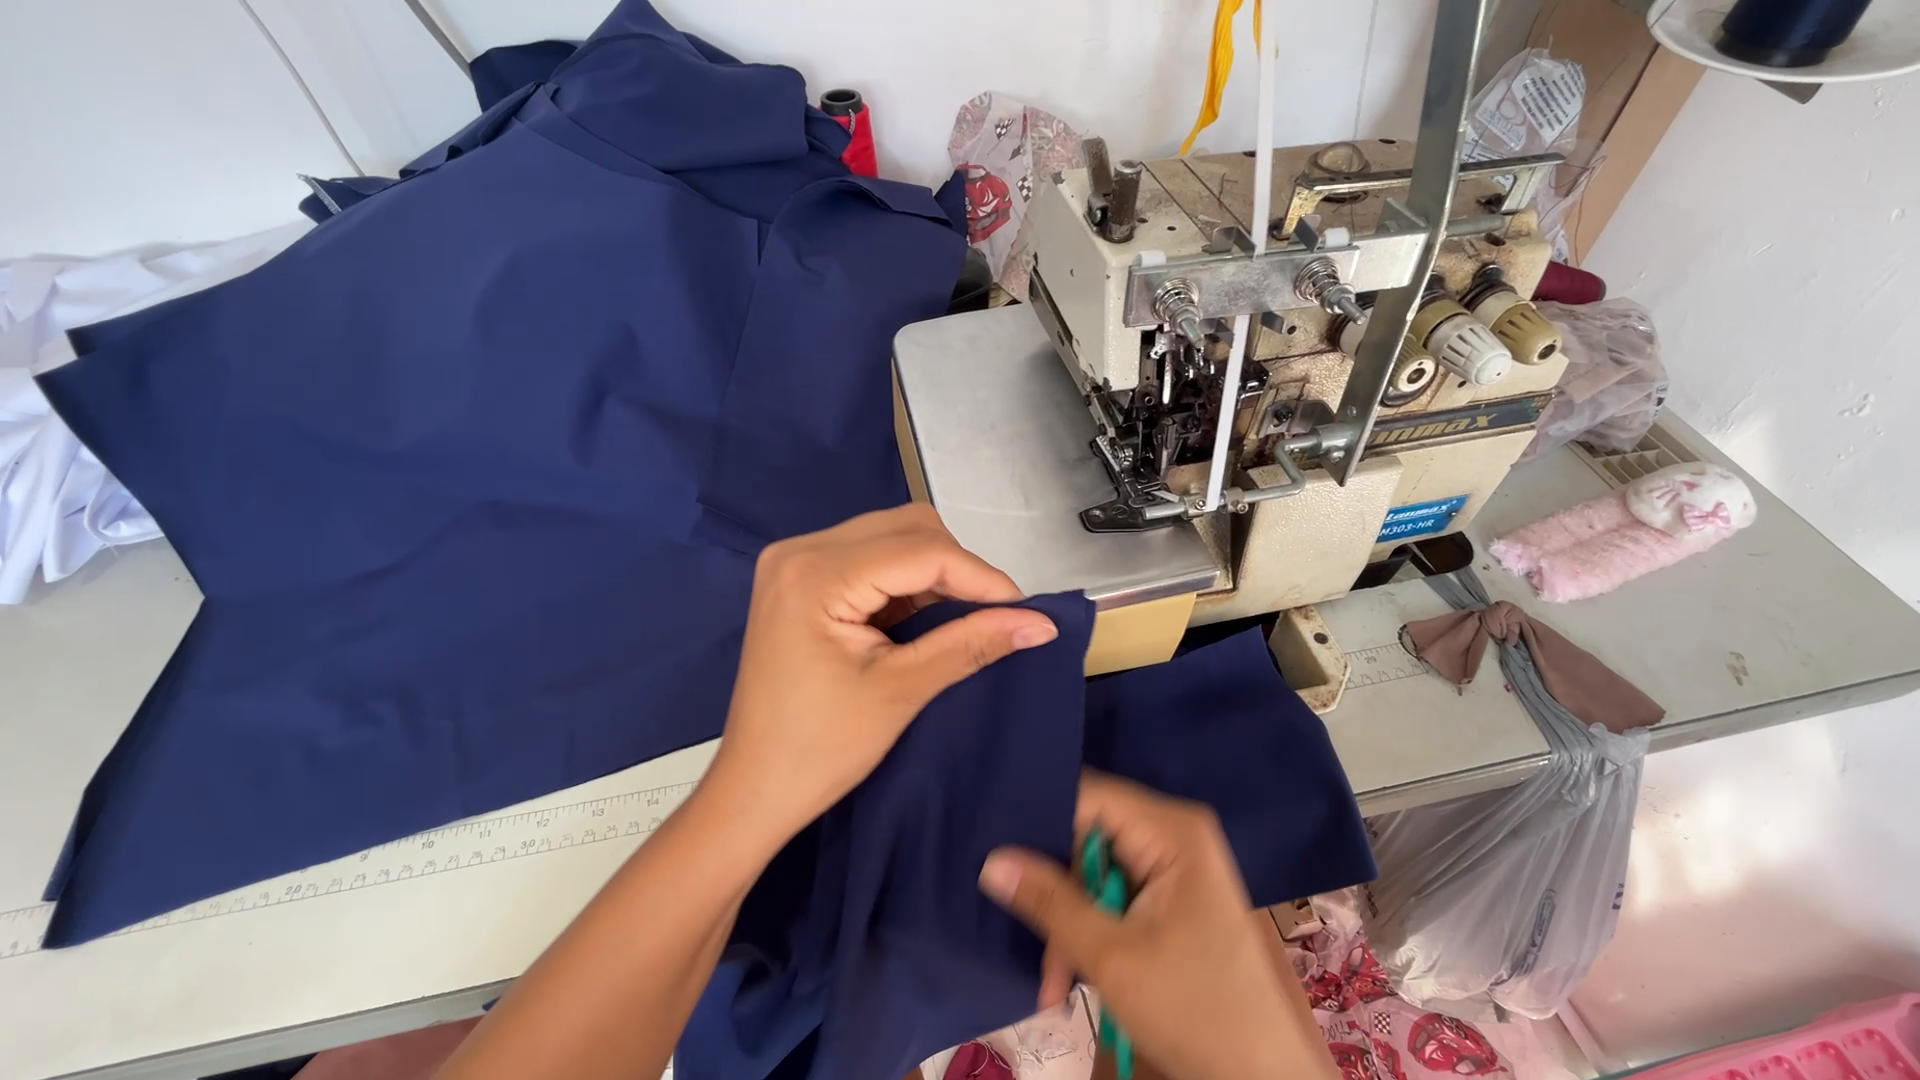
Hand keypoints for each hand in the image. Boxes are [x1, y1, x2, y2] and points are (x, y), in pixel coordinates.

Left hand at [704, 504, 1058, 847]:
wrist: (754, 789)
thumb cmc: (820, 749)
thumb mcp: (902, 690)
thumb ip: (972, 643)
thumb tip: (1041, 623)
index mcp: (815, 573)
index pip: (922, 550)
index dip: (982, 577)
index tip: (1026, 611)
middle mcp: (800, 550)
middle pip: (907, 529)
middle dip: (958, 569)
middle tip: (992, 617)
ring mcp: (795, 562)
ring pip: (892, 539)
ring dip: (934, 575)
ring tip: (961, 623)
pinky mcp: (800, 581)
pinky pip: (870, 560)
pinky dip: (906, 584)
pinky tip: (922, 621)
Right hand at [977, 772, 1326, 1079]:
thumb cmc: (1195, 1009)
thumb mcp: (1110, 956)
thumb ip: (1048, 901)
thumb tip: (991, 859)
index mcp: (1171, 830)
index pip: (1087, 796)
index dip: (1038, 816)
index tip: (992, 846)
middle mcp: (1174, 836)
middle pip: (1086, 837)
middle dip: (1054, 891)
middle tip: (1022, 934)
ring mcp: (1174, 869)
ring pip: (1094, 874)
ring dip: (1068, 925)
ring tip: (1053, 982)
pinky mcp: (1171, 900)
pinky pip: (1113, 898)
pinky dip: (1090, 934)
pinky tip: (1071, 979)